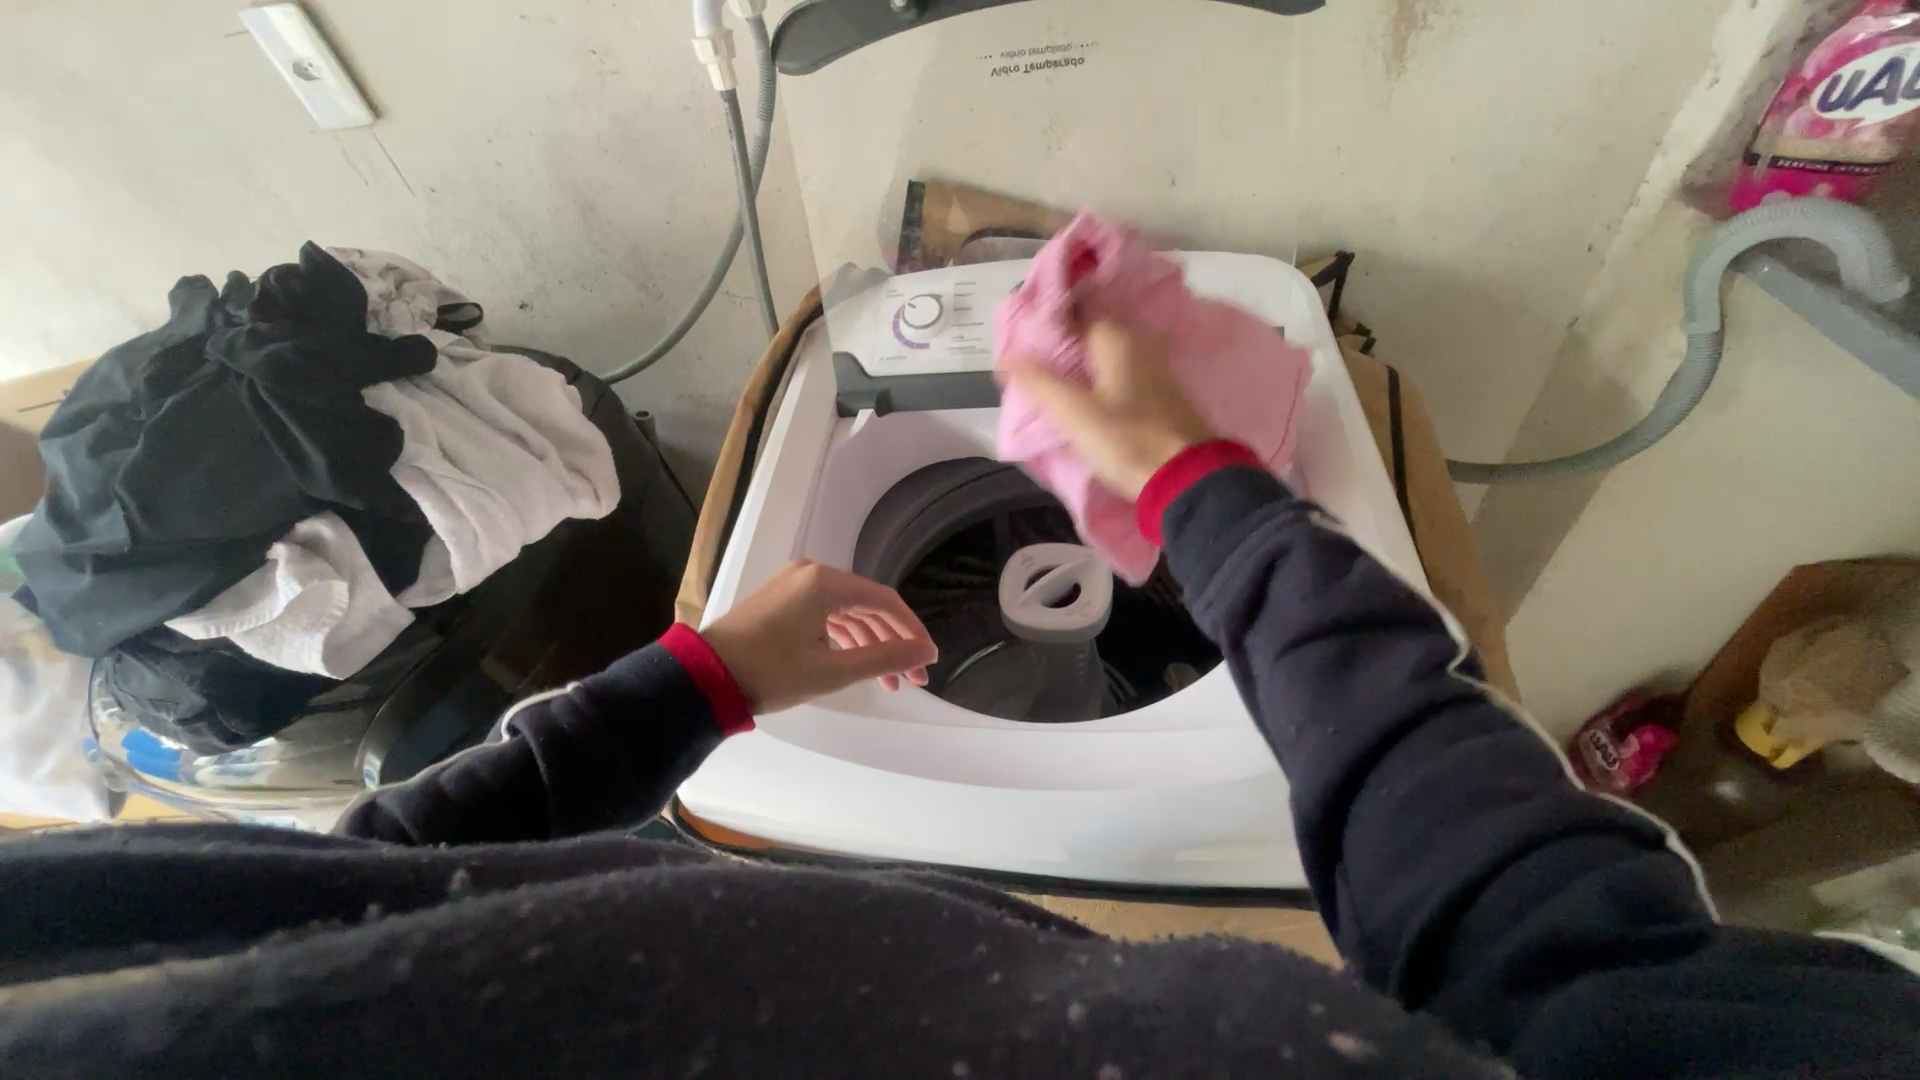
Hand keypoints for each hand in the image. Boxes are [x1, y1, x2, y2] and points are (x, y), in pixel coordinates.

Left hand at [701, 560, 937, 713]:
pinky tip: (857, 665)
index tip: (928, 661)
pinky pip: (825, 615)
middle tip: (912, 679)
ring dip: (870, 645)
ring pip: (847, 612)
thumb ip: (884, 658)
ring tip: (888, 683)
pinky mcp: (781, 600)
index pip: (886, 602)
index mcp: (825, 582)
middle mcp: (812, 574)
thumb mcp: (832, 670)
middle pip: (868, 606)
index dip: (912, 631)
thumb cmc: (770, 672)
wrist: (704, 677)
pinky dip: (844, 639)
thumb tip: (925, 652)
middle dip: (893, 643)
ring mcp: (794, 585)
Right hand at [1003, 320, 1217, 498]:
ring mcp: (1152, 367)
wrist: (1185, 479)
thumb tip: (1006, 355)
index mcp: (1115, 337)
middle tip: (1026, 358)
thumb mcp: (1074, 413)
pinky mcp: (1158, 392)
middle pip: (1088, 330)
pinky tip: (1080, 393)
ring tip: (1046, 376)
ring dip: (1077, 361)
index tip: (1019, 334)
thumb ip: (1039, 382)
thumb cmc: (1127, 441)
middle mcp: (1137, 342)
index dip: (1044, 318)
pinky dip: (1096, 377)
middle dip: (1059, 340)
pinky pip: (1117, 372)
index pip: (1074, 308)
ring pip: (1103, 353)